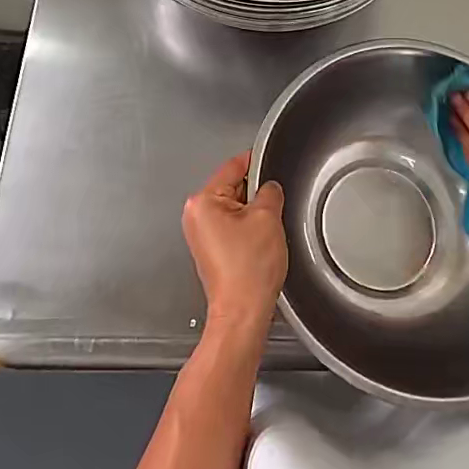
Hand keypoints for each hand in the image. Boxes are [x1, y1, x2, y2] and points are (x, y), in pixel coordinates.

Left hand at [182, 152, 286, 330]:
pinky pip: (234, 226)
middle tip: (272, 211)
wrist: (243, 310)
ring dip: (255, 214)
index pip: (233, 166)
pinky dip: (250, 230)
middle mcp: (196, 216)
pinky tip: (259, 245)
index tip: (270, 158)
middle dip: (257, 195)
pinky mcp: (212, 247)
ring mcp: (202, 233)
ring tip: (264, 234)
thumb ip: (270, 191)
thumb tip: (270, 187)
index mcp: (203, 202)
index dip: (257, 161)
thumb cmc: (248, 272)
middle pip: (234, 187)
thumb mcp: (267, 217)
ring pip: (236, 208)